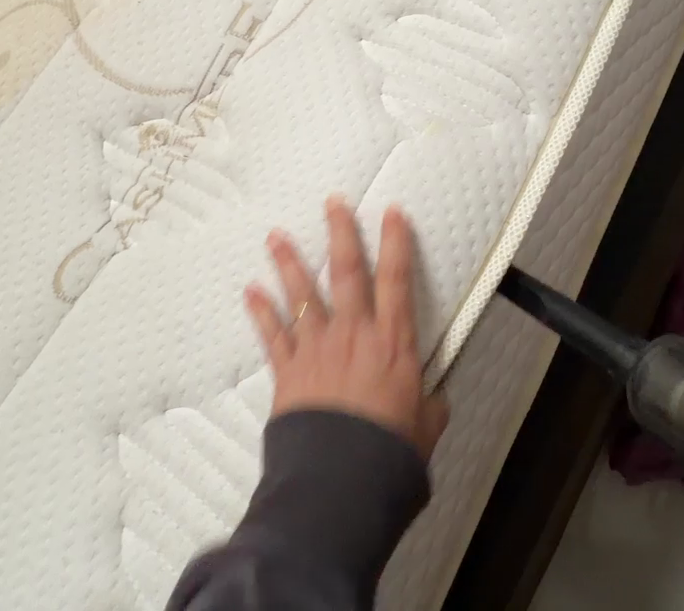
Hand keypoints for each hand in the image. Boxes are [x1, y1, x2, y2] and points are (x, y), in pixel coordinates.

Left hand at [245, 197, 448, 459]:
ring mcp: (317, 348)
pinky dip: (261, 312)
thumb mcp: (425, 426)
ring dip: (289, 262)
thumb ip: (429, 404)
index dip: (396, 242)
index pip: (397, 279)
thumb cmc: (390, 451)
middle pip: (347, 272)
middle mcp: (355, 333)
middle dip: (340, 233)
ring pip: (302, 294)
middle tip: (332, 202)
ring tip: (277, 235)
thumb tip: (434, 399)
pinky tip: (250, 291)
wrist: (339, 481)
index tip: (392, 212)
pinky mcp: (288, 371)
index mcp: (393, 341)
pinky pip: (273, 335)